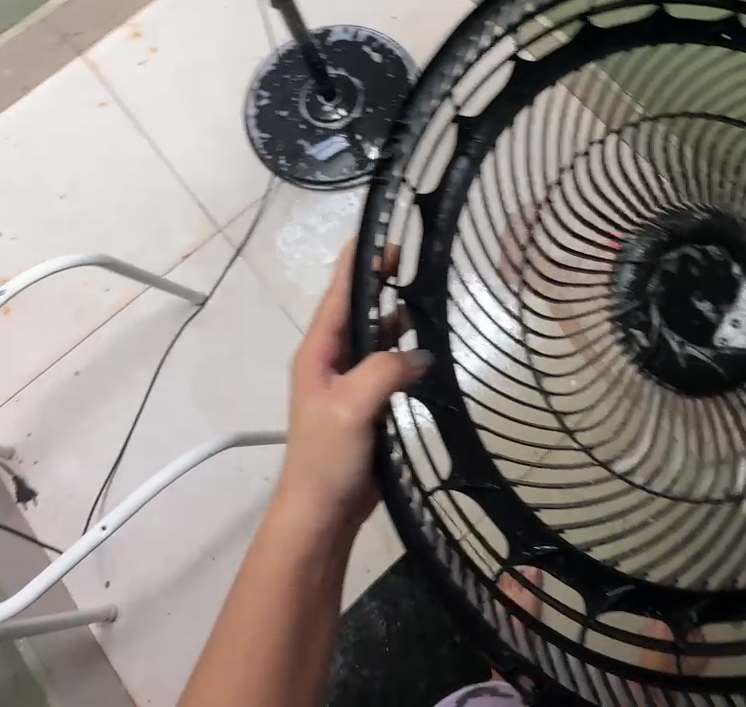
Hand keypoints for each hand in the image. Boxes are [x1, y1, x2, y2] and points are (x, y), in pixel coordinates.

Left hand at [276, 239, 430, 531]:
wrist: (322, 512)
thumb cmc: (326, 457)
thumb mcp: (352, 407)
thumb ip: (384, 371)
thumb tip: (421, 354)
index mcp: (318, 351)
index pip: (338, 295)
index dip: (357, 263)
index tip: (378, 233)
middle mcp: (332, 358)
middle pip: (358, 309)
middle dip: (381, 281)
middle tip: (411, 256)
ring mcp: (350, 380)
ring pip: (375, 336)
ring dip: (396, 315)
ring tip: (425, 292)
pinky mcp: (367, 401)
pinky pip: (388, 363)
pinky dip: (405, 348)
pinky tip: (427, 345)